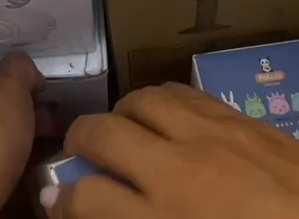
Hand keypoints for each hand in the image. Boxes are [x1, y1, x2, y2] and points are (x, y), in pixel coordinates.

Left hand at [0, 53, 54, 218]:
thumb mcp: (6, 85)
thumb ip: (20, 70)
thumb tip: (29, 76)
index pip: (3, 86)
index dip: (33, 96)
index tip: (59, 113)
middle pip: (4, 122)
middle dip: (33, 130)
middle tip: (63, 144)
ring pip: (3, 157)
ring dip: (29, 163)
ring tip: (54, 174)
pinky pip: (2, 190)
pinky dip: (20, 191)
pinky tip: (34, 196)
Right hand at [45, 84, 298, 218]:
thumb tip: (119, 213)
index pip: (86, 199)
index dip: (61, 201)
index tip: (56, 203)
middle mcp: (178, 170)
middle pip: (104, 132)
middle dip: (79, 139)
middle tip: (76, 151)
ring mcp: (212, 135)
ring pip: (142, 99)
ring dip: (121, 111)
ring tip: (121, 126)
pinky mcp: (242, 117)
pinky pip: (184, 92)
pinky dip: (161, 100)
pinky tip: (167, 115)